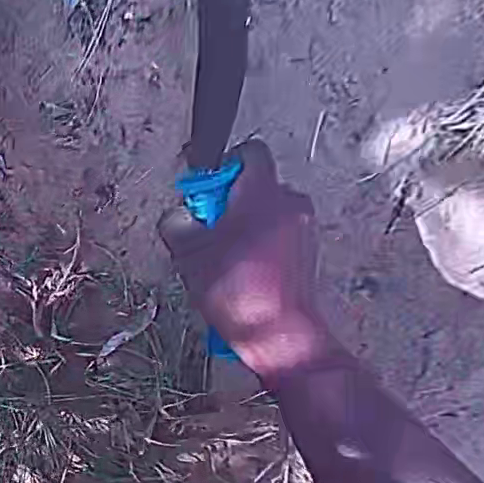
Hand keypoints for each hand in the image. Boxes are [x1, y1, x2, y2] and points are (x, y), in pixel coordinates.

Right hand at [158, 139, 345, 387]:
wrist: (275, 329)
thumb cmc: (233, 287)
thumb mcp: (188, 253)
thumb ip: (178, 224)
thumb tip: (180, 217)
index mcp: (263, 194)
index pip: (248, 153)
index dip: (220, 168)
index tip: (201, 195)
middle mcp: (291, 202)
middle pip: (252, 185)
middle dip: (223, 203)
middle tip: (202, 233)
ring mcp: (303, 226)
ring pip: (261, 210)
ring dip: (237, 225)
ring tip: (217, 257)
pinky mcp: (305, 248)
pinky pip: (273, 231)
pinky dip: (252, 242)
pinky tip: (235, 270)